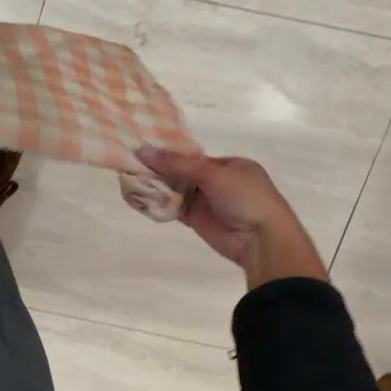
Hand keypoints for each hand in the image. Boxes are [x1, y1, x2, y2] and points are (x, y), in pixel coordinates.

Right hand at [138, 146, 326, 288]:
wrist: (262, 242)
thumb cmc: (245, 198)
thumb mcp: (212, 173)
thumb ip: (176, 163)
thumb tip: (140, 149)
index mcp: (230, 165)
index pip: (193, 155)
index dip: (169, 152)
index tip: (143, 148)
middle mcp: (218, 181)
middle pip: (182, 171)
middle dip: (159, 168)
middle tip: (130, 162)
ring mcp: (207, 201)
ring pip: (176, 188)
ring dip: (156, 184)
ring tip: (128, 177)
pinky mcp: (198, 219)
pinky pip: (174, 206)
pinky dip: (158, 202)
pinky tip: (138, 196)